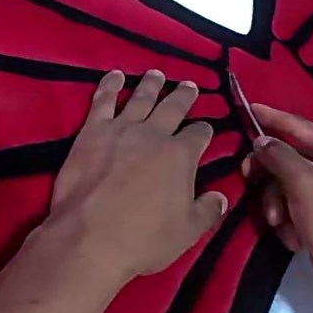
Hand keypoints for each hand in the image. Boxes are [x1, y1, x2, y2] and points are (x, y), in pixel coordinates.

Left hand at [38, 69, 228, 288]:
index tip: (206, 129)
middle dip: (184, 96)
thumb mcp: (187, 231)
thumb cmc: (143, 238)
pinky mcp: (92, 132)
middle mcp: (155, 134)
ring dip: (151, 84)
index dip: (204, 130)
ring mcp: (122, 129)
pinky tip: (115, 75)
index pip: (199, 134)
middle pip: (173, 107)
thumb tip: (221, 197)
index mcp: (181, 156)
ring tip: (157, 74)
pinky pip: (103, 101)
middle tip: (189, 85)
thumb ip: (206, 211)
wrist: (91, 238)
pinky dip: (110, 85)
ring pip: (141, 98)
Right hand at [242, 104, 312, 302]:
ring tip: (280, 223)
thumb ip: (279, 156)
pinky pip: (295, 210)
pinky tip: (295, 237)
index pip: (300, 126)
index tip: (247, 108)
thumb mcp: (304, 183)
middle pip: (290, 160)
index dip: (272, 118)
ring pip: (288, 188)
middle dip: (271, 176)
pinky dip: (290, 222)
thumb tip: (261, 140)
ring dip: (278, 205)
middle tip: (249, 179)